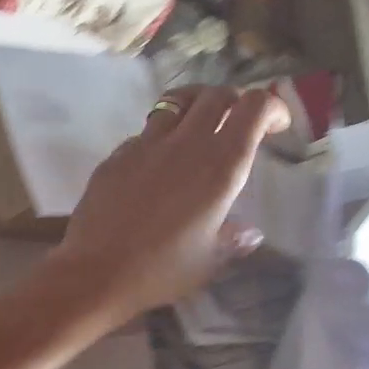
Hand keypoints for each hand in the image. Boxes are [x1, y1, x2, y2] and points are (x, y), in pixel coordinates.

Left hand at [51, 85, 290, 312]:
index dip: (272, 107)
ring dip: (193, 108)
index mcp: (221, 165)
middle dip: (233, 102)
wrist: (93, 273)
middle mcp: (185, 145)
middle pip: (216, 95)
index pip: (255, 106)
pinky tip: (153, 166)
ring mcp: (144, 147)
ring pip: (175, 103)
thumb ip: (232, 240)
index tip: (275, 127)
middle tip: (235, 125)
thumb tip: (249, 234)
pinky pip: (142, 134)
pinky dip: (157, 138)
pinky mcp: (113, 158)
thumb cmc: (160, 270)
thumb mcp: (209, 260)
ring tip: (194, 130)